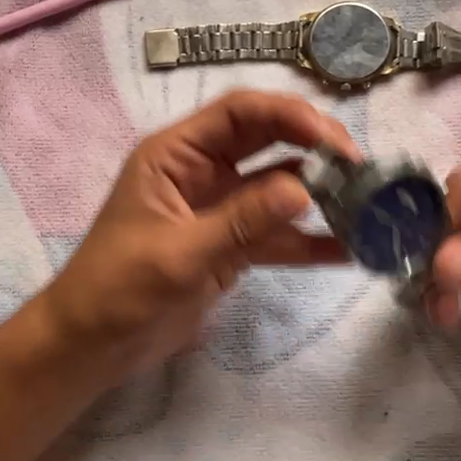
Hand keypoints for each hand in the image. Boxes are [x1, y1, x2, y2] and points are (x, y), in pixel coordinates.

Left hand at [39, 90, 359, 377]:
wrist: (92, 346)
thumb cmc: (118, 288)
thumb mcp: (179, 253)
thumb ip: (242, 220)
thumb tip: (305, 189)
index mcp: (176, 154)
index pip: (239, 114)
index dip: (289, 116)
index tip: (335, 140)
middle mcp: (201, 171)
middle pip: (266, 141)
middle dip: (313, 147)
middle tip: (360, 166)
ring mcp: (218, 209)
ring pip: (277, 188)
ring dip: (318, 194)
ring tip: (368, 205)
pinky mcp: (229, 246)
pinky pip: (275, 234)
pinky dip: (307, 241)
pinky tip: (347, 249)